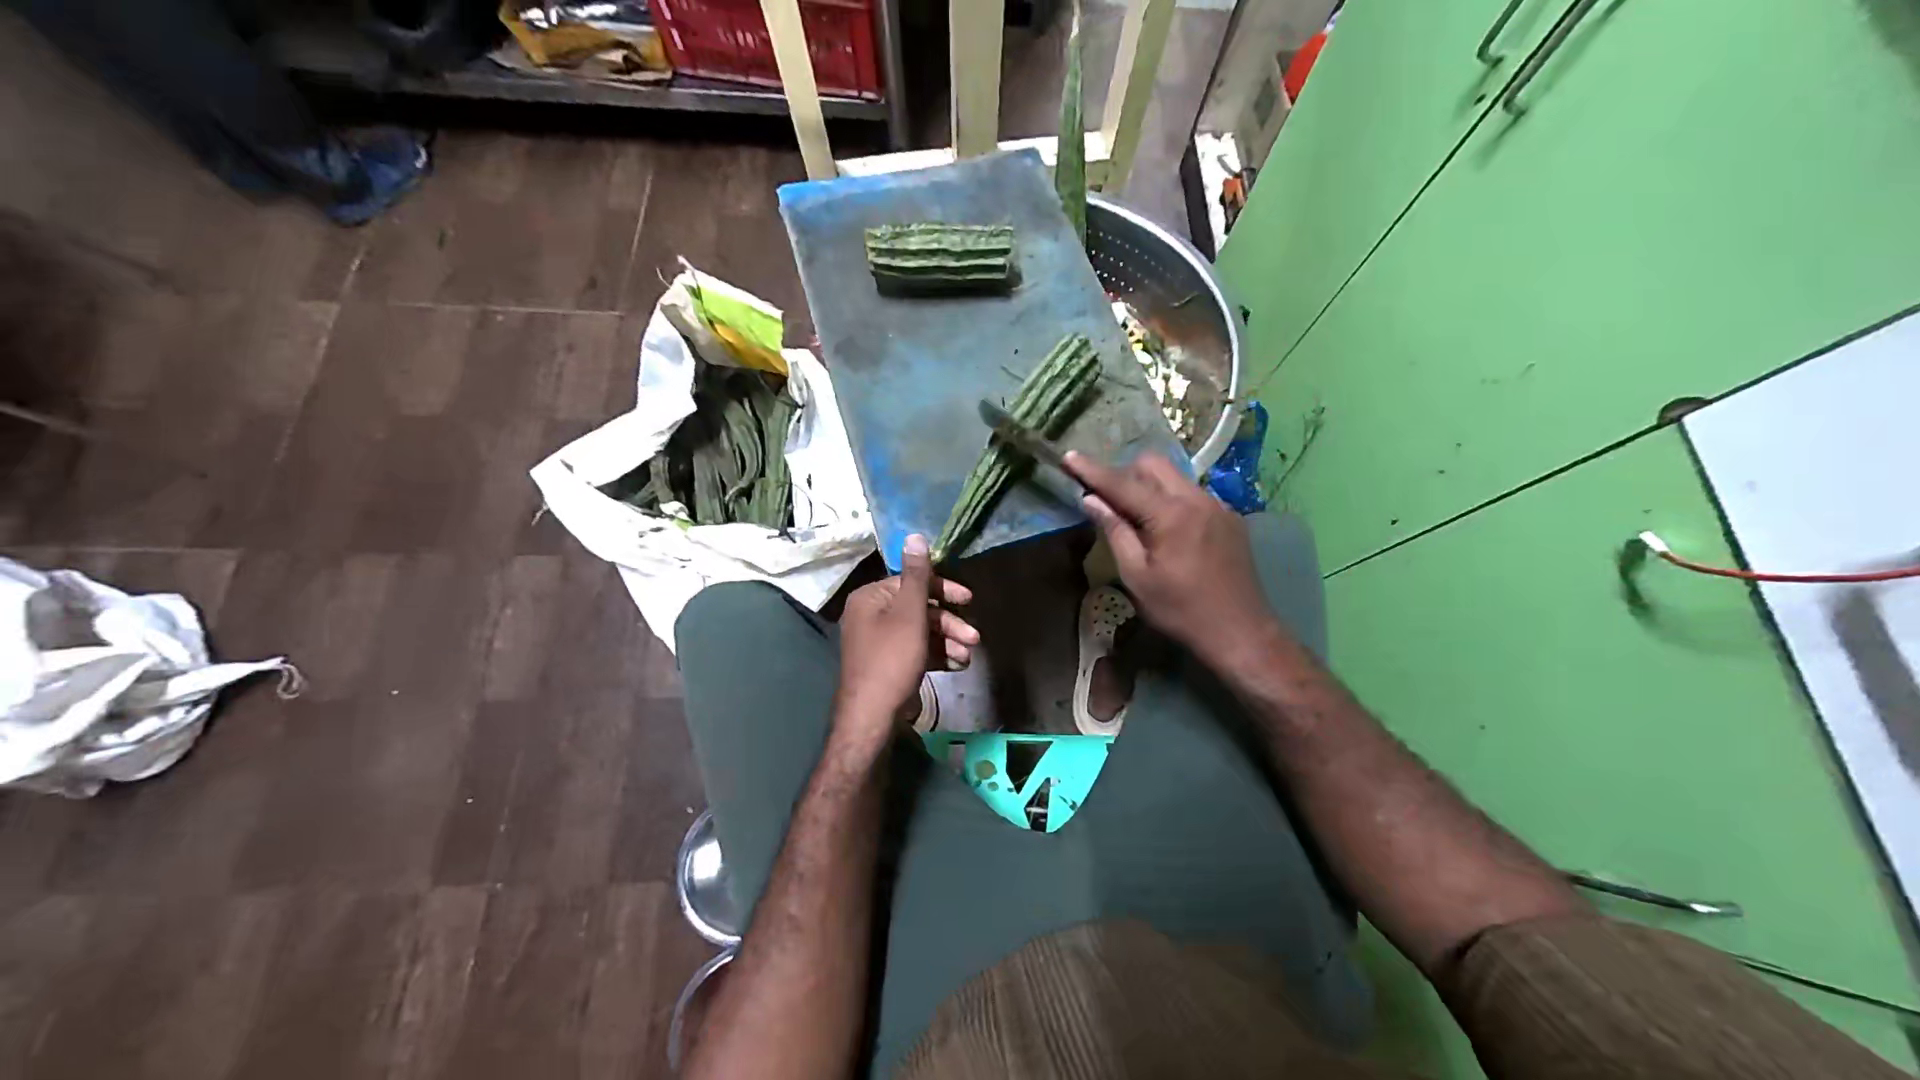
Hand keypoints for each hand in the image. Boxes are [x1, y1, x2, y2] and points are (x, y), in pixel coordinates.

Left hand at [833, 534, 977, 748]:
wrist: (873, 717)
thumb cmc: (892, 659)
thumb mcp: (909, 614)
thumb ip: (917, 576)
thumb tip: (915, 536)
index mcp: (870, 597)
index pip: (911, 582)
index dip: (943, 589)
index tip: (969, 599)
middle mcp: (872, 615)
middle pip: (919, 608)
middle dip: (949, 622)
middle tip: (974, 637)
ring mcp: (881, 641)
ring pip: (922, 631)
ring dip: (949, 640)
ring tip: (968, 656)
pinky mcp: (891, 663)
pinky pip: (918, 650)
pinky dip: (938, 655)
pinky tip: (959, 665)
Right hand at [1064, 451, 1281, 664]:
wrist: (1240, 632)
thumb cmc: (1180, 610)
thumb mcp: (1136, 577)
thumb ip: (1115, 532)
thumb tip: (1091, 500)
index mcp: (1172, 514)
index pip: (1123, 483)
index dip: (1092, 470)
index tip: (1068, 457)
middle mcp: (1198, 499)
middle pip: (1153, 465)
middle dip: (1125, 473)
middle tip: (1108, 502)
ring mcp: (1219, 506)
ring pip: (1174, 477)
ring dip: (1149, 487)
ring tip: (1137, 519)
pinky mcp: (1230, 518)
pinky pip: (1192, 495)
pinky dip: (1171, 501)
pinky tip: (1168, 532)